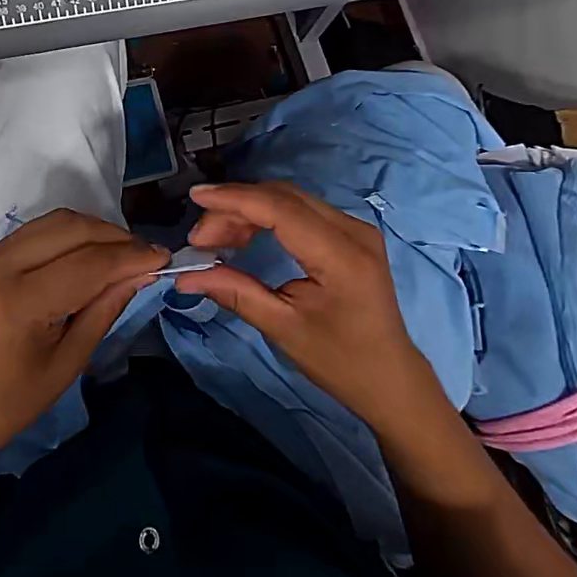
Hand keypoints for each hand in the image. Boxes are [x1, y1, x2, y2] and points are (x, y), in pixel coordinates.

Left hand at [0, 210, 166, 529]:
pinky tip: (89, 254)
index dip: (131, 256)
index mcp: (17, 302)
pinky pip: (36, 232)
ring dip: (94, 231)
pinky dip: (69, 235)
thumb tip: (141, 274)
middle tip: (146, 255)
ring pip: (54, 222)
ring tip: (123, 253)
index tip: (164, 257)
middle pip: (71, 228)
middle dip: (116, 237)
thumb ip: (104, 311)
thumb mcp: (65, 366)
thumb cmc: (5, 406)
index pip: (88, 263)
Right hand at [175, 182, 445, 433]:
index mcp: (342, 256)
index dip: (234, 199)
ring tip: (215, 240)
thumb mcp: (282, 328)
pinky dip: (267, 216)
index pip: (281, 210)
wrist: (390, 378)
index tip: (196, 197)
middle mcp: (353, 230)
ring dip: (248, 210)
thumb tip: (185, 276)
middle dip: (235, 208)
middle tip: (200, 239)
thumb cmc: (340, 360)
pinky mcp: (351, 233)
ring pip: (290, 199)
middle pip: (283, 197)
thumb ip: (235, 291)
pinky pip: (301, 210)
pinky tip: (244, 235)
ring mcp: (356, 228)